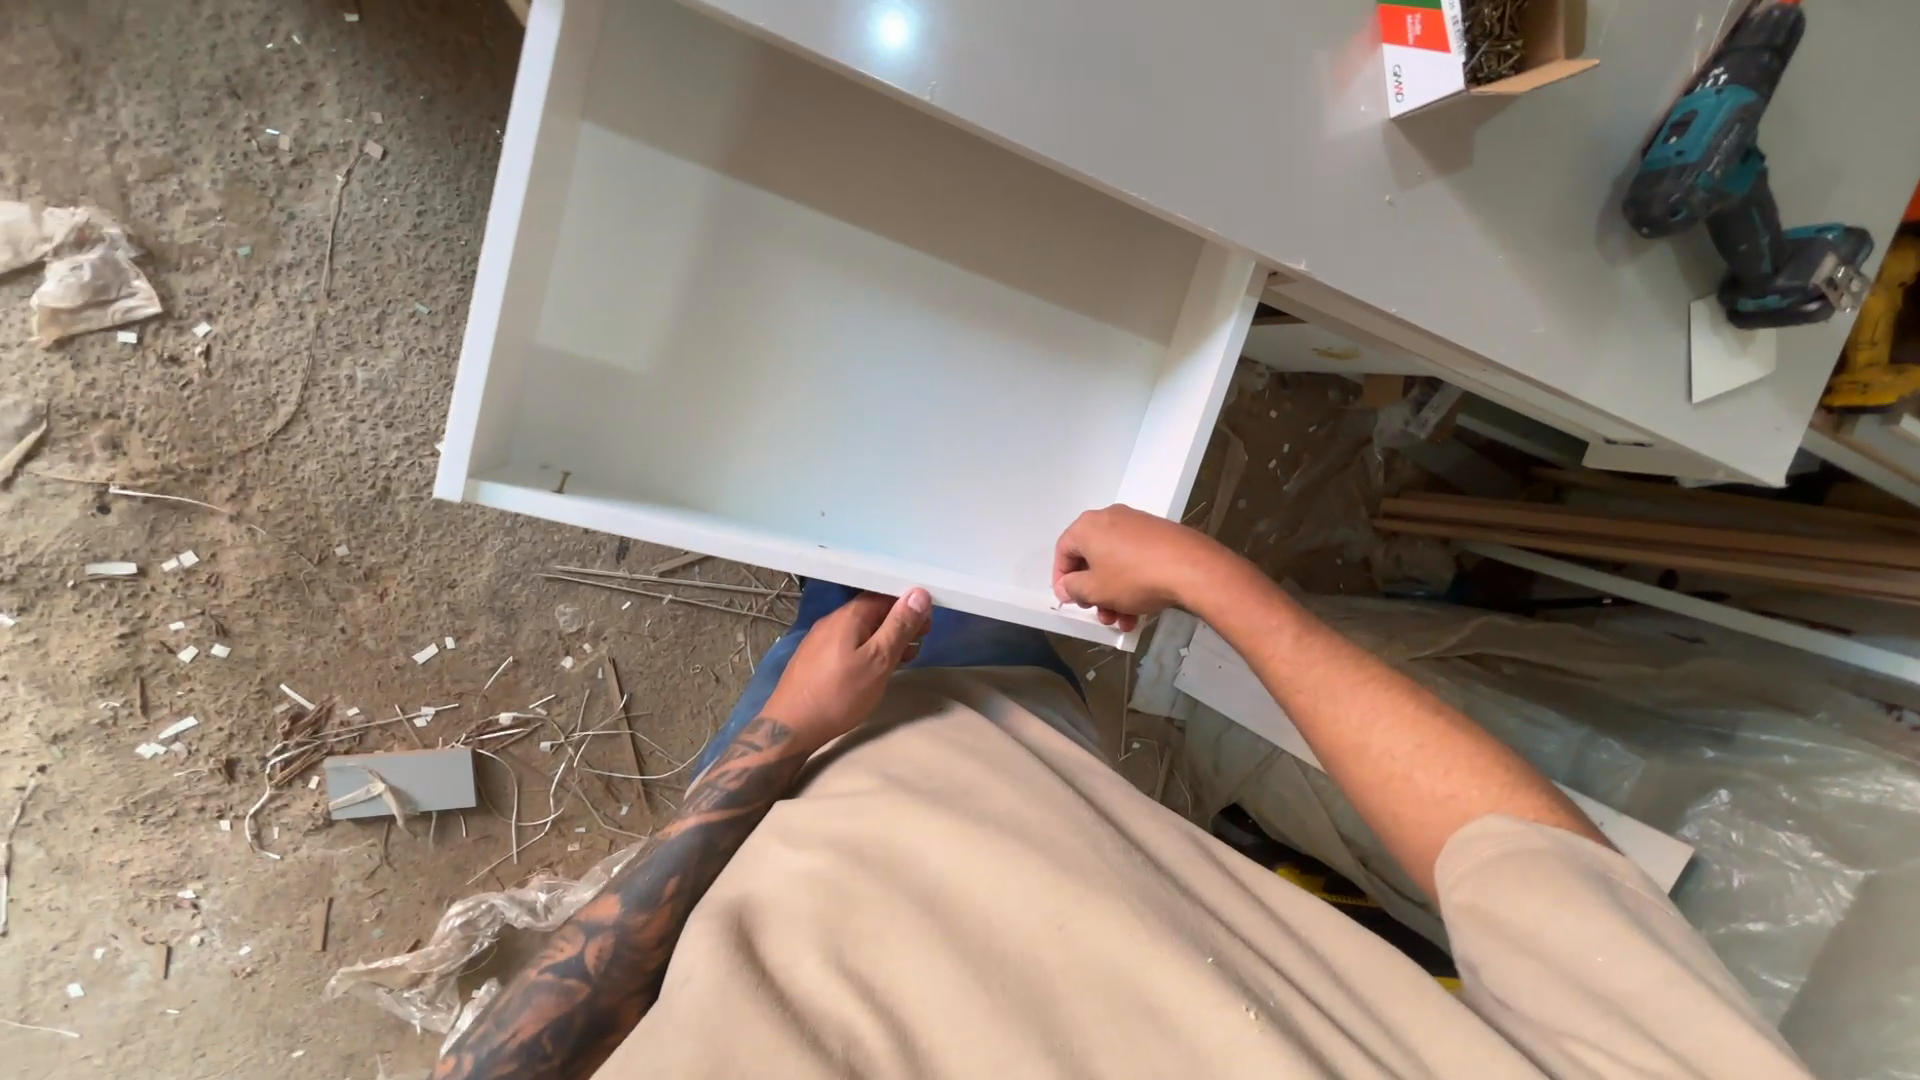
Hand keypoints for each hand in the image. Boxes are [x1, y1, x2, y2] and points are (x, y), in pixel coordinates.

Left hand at [761, 589, 931, 742]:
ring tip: (905, 657)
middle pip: (873, 610)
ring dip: (885, 638)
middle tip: (919, 643)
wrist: (790, 727)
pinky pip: (849, 643)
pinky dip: (868, 649)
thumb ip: (899, 627)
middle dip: (900, 623)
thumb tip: (919, 593)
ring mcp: (821, 638)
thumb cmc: (839, 694)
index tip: (928, 625)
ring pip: (861, 629)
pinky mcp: (815, 657)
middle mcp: (833, 620)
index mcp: (849, 615)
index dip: (910, 606)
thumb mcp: (878, 660)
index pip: (885, 595)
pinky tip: (876, 667)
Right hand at [1052, 505, 1231, 631]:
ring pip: (1114, 563)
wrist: (1191, 568)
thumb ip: (1072, 588)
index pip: (1063, 551)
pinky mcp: (1158, 534)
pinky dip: (1132, 583)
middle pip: (1091, 558)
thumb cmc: (1133, 577)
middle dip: (1093, 592)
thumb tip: (1066, 586)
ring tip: (1122, 620)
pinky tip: (1140, 609)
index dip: (1062, 579)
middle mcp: (1110, 518)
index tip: (1069, 600)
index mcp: (1087, 526)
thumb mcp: (1094, 590)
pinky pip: (1134, 559)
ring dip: (1113, 594)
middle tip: (1099, 613)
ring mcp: (1136, 524)